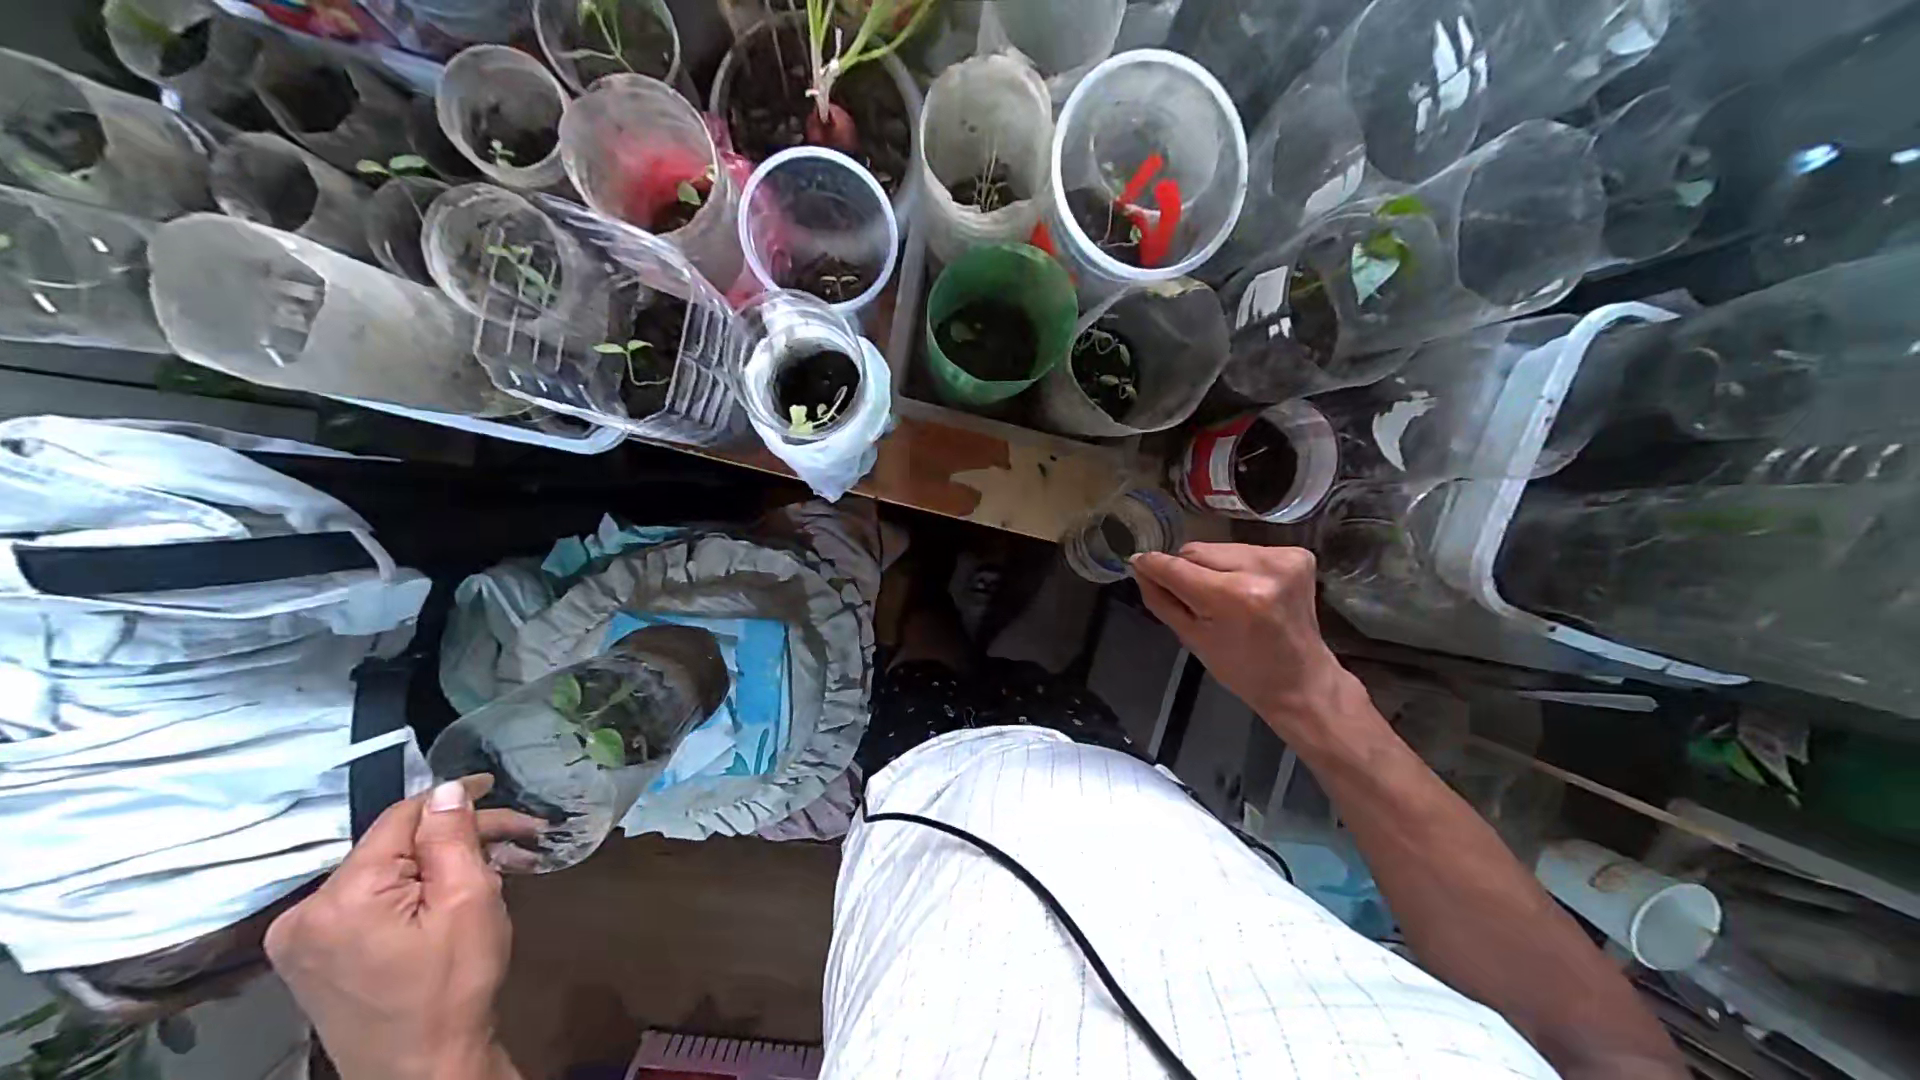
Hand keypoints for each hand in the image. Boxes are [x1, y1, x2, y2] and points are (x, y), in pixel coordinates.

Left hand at [265, 776, 535, 1079]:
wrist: (423, 1070)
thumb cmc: (455, 983)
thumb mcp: (469, 900)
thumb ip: (453, 837)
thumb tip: (448, 789)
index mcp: (342, 897)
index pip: (401, 818)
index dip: (452, 797)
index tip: (496, 786)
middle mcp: (305, 912)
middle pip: (395, 845)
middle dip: (457, 835)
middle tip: (519, 832)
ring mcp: (301, 939)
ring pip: (386, 870)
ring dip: (440, 861)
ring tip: (497, 862)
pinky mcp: (311, 957)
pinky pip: (370, 898)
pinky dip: (414, 887)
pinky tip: (452, 891)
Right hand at [1132, 543, 1362, 744]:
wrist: (1301, 680)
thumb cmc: (1241, 669)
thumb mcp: (1191, 638)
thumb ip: (1161, 598)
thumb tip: (1139, 566)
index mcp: (1233, 597)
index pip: (1176, 566)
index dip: (1153, 565)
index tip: (1137, 563)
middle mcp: (1260, 569)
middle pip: (1195, 551)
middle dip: (1187, 570)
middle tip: (1193, 598)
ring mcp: (1283, 558)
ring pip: (1218, 548)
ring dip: (1212, 567)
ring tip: (1224, 596)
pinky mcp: (1297, 554)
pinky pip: (1244, 549)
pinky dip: (1237, 566)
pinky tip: (1248, 590)